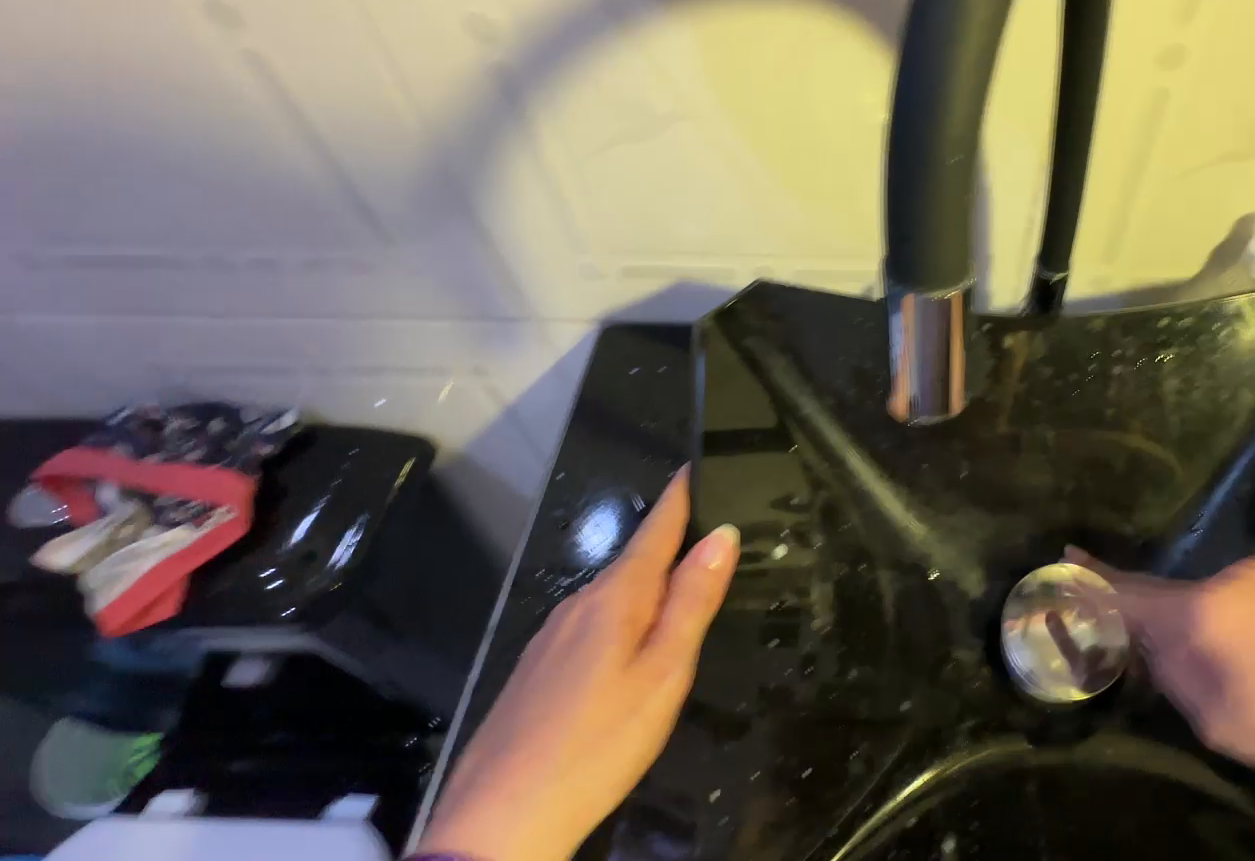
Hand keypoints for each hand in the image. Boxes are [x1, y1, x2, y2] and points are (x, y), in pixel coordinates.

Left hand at [419, 466, 738, 860]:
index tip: (695, 464)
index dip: (679, 497)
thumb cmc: (598, 743)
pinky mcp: (537, 671)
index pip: (655, 530)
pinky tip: (629, 647)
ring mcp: (551, 638)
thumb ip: (693, 601)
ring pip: (612, 596)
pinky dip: (622, 618)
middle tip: (709, 530)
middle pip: (634, 561)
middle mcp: (579, 605)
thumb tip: (723, 533)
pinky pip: (591, 625)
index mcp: (615, 599)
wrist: (497, 826)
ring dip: (647, 585)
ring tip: (681, 587)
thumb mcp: (664, 672)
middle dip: (670, 542)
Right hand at [1070, 550, 1254, 816]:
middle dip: (1184, 625)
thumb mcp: (1216, 724)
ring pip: (1232, 593)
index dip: (1094, 580)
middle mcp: (1237, 574)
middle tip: (1206, 671)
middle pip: (1187, 596)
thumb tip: (1146, 641)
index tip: (1066, 559)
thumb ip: (1170, 673)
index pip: (1132, 593)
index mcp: (1205, 611)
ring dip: (1230, 621)